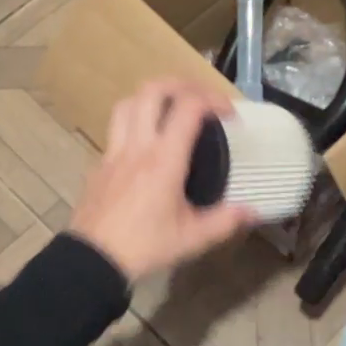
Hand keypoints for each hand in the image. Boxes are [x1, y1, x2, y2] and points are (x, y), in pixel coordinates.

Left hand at [68, 80, 255, 280]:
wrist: (91, 261)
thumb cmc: (144, 247)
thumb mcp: (192, 238)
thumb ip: (225, 221)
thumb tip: (254, 211)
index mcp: (164, 159)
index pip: (188, 107)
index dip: (213, 100)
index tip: (230, 115)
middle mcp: (137, 146)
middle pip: (152, 90)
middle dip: (181, 84)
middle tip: (201, 99)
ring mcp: (113, 152)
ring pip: (128, 103)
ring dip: (153, 98)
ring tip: (171, 110)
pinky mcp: (99, 164)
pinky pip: (117, 129)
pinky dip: (136, 123)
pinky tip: (147, 145)